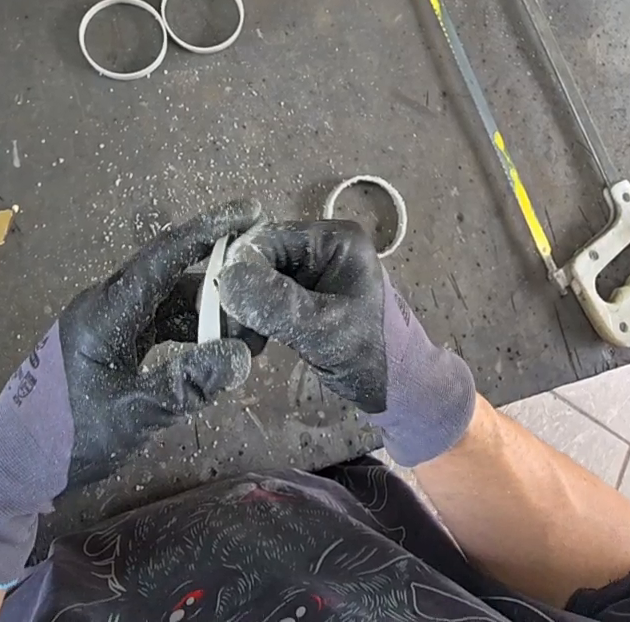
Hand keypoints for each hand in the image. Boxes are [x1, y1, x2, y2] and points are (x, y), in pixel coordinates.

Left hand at [0, 201, 260, 586]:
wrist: (9, 467)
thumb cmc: (63, 438)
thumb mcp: (130, 415)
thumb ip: (185, 384)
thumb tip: (242, 355)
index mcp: (106, 310)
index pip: (164, 256)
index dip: (209, 230)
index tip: (250, 211)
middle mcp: (106, 304)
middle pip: (171, 272)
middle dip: (219, 268)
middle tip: (264, 269)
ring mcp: (108, 322)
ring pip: (168, 298)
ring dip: (207, 306)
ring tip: (249, 320)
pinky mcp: (111, 341)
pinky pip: (158, 321)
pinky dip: (189, 328)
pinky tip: (215, 343)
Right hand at [218, 220, 474, 464]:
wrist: (407, 391)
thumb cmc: (373, 357)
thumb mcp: (323, 330)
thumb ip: (275, 303)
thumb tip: (225, 278)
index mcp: (335, 240)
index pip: (270, 239)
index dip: (242, 269)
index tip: (222, 306)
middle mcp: (325, 245)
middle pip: (264, 256)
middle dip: (243, 289)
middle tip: (226, 326)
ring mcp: (319, 269)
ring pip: (264, 276)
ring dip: (249, 305)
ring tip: (240, 336)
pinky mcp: (312, 293)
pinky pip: (273, 294)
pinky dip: (260, 315)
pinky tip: (253, 338)